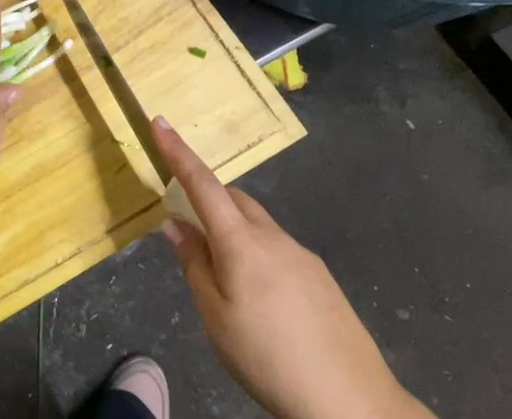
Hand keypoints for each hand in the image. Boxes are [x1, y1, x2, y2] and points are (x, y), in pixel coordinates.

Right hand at [153, 116, 435, 418]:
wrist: (351, 402)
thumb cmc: (268, 358)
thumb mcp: (215, 316)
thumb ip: (194, 264)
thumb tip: (177, 224)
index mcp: (241, 243)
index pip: (203, 184)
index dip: (178, 153)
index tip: (159, 121)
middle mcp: (274, 238)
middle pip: (234, 199)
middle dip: (207, 199)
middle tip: (187, 227)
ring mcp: (303, 257)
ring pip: (257, 226)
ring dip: (233, 232)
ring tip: (224, 282)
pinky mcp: (322, 279)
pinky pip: (278, 250)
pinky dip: (257, 255)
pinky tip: (261, 302)